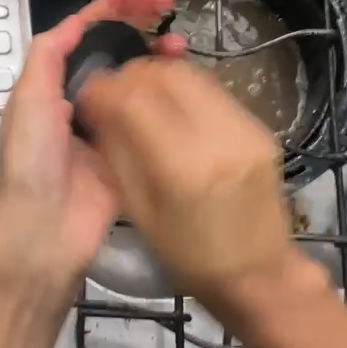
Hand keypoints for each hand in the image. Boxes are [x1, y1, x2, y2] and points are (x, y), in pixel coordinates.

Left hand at [0, 0, 183, 300]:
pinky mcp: (128, 152)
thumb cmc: (32, 161)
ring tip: (181, 45)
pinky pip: (149, 115)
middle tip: (172, 6)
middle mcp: (77, 100)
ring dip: (155, 56)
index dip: (113, 7)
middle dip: (139, 23)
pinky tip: (182, 83)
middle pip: (112, 50)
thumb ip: (49, 56)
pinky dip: (165, 95)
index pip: (83, 32)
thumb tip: (75, 21)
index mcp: (50, 84)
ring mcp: (105, 126)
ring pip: (135, 79)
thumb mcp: (29, 99)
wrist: (46, 230)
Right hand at [76, 58, 332, 331]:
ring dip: (155, 76)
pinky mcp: (259, 126)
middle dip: (129, 75)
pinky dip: (181, 89)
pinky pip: (210, 89)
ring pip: (190, 74)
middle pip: (165, 75)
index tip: (87, 95)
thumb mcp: (138, 210)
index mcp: (183, 168)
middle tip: (111, 92)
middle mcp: (219, 138)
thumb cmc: (188, 255)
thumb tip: (97, 107)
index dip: (104, 89)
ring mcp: (245, 128)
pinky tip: (167, 106)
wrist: (259, 273)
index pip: (134, 99)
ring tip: (136, 94)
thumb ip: (116, 151)